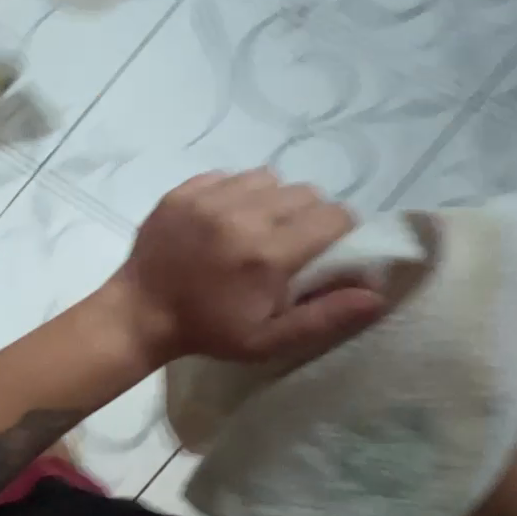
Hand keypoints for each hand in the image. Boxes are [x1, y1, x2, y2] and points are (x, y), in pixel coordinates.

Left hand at [108, 169, 384, 362]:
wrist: (138, 314)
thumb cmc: (206, 330)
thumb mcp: (267, 340)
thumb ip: (324, 316)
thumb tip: (378, 292)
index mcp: (268, 252)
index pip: (334, 216)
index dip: (336, 233)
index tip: (321, 251)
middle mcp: (241, 216)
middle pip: (304, 193)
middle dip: (306, 216)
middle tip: (287, 242)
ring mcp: (206, 200)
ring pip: (267, 178)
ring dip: (271, 199)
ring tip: (255, 227)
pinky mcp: (180, 194)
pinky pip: (226, 176)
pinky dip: (233, 192)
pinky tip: (223, 218)